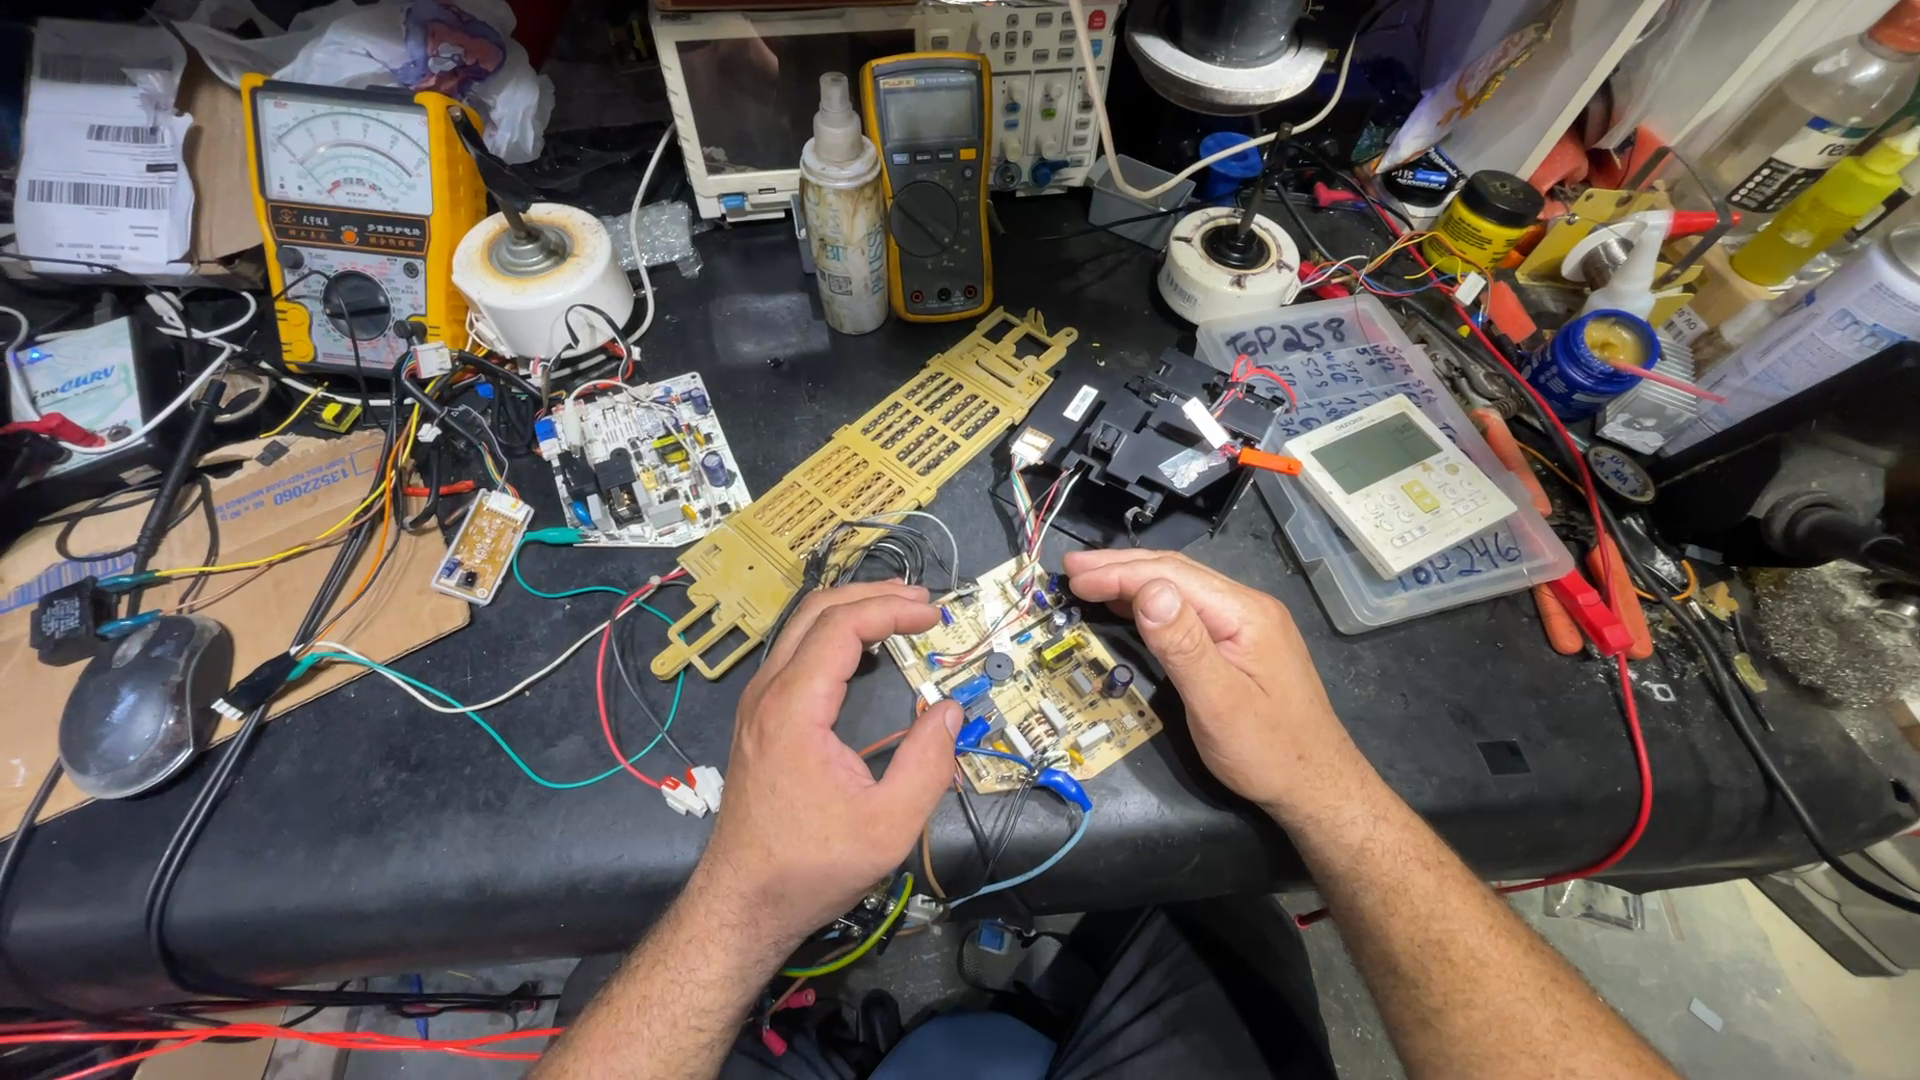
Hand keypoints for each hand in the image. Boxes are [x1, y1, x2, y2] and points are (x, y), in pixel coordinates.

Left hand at [695, 583, 961, 949]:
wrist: (742, 902)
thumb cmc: (812, 866)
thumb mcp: (888, 827)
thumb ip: (928, 764)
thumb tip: (948, 711)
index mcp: (794, 708)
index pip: (842, 626)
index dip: (892, 610)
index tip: (934, 615)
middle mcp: (768, 692)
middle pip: (817, 610)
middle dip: (873, 595)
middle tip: (922, 602)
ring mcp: (757, 703)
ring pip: (801, 627)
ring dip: (852, 610)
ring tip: (900, 615)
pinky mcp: (759, 717)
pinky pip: (795, 652)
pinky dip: (834, 635)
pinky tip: (864, 652)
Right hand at [1063, 549, 1371, 822]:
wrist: (1317, 786)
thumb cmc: (1266, 751)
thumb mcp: (1219, 703)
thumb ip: (1183, 645)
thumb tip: (1148, 590)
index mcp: (1244, 614)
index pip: (1171, 577)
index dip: (1118, 573)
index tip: (1074, 579)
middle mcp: (1247, 607)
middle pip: (1175, 572)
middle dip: (1119, 567)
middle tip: (1071, 570)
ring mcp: (1246, 623)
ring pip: (1181, 587)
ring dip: (1132, 580)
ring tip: (1088, 580)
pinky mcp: (1239, 641)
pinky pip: (1188, 608)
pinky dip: (1150, 601)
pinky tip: (1128, 604)